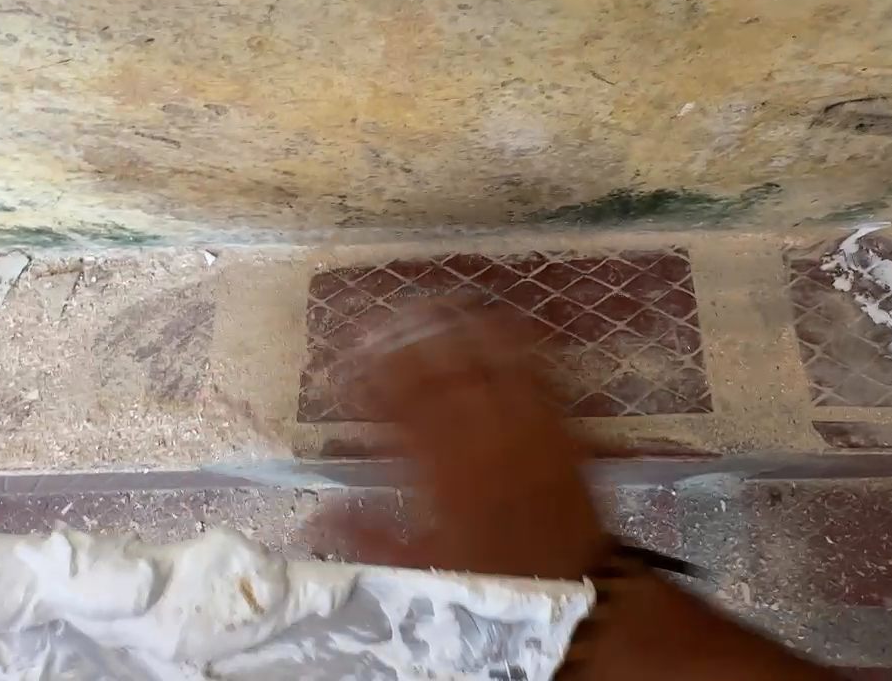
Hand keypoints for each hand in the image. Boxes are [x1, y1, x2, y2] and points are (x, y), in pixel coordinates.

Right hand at [321, 296, 607, 580]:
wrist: (576, 586)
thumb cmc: (495, 577)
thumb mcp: (423, 569)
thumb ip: (369, 537)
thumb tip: (315, 516)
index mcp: (446, 470)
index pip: (400, 408)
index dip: (372, 380)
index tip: (349, 365)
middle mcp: (485, 436)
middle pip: (442, 372)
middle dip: (407, 342)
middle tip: (382, 323)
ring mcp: (527, 422)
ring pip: (488, 360)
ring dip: (458, 328)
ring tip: (434, 303)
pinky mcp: (560, 420)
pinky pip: (539, 368)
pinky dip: (518, 339)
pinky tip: (501, 317)